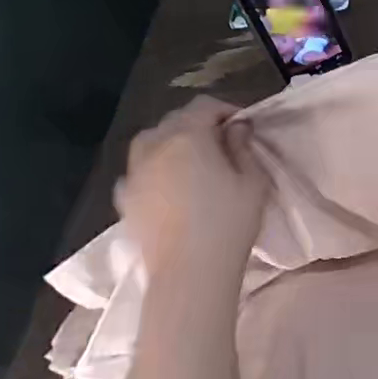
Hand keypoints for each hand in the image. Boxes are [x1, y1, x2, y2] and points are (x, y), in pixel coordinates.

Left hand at [114, 98, 267, 260]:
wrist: (189, 272)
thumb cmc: (229, 222)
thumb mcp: (253, 181)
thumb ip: (243, 147)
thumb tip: (236, 127)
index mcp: (188, 136)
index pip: (204, 106)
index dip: (226, 110)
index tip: (243, 125)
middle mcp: (155, 146)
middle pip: (175, 120)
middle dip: (199, 124)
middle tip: (223, 142)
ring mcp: (135, 172)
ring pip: (151, 142)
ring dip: (172, 142)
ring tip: (192, 160)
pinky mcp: (125, 198)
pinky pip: (139, 169)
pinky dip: (154, 167)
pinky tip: (166, 183)